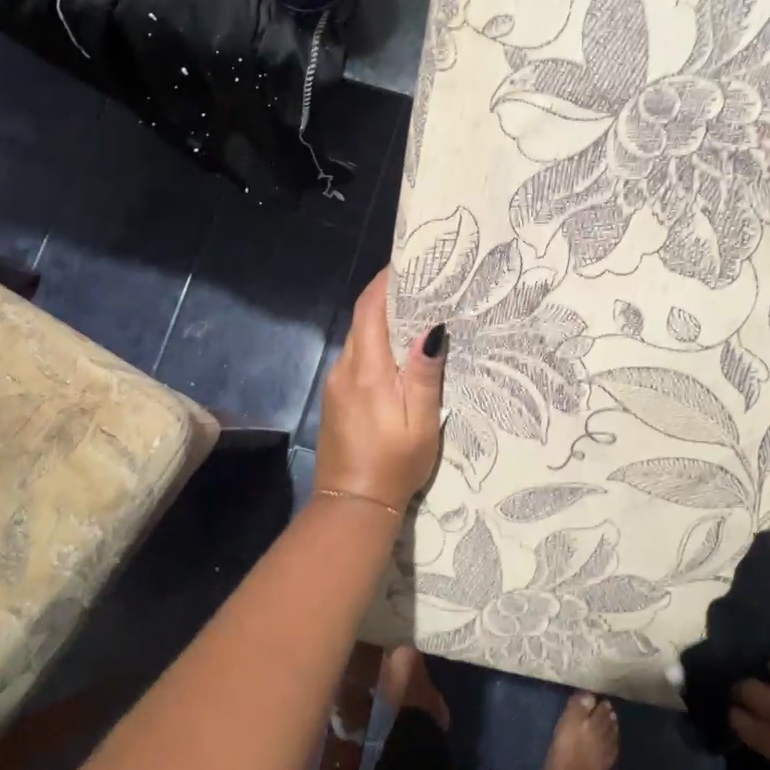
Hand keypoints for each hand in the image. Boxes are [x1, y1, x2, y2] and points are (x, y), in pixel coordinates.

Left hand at [315, 269, 445, 513]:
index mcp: (366, 370)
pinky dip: (377, 345)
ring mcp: (337, 385)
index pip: (370, 310)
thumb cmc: (393, 464)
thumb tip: (432, 328)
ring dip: (383, 322)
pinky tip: (399, 354)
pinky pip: (357, 359)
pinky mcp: (337, 400)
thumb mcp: (420, 421)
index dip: (385, 282)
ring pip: (360, 339)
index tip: (409, 263)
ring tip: (418, 314)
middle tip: (424, 285)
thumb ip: (424, 374)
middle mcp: (345, 370)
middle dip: (389, 298)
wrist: (353, 507)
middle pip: (364, 320)